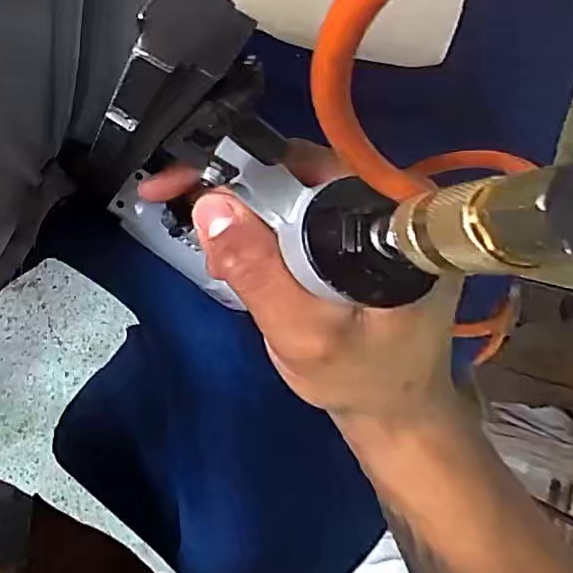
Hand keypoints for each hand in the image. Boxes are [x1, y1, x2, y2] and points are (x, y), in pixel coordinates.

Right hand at [139, 142, 463, 427]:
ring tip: (218, 260)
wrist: (392, 407)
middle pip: (286, 167)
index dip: (234, 171)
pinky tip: (239, 259)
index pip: (301, 165)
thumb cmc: (360, 378)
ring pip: (280, 185)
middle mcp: (380, 198)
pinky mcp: (343, 227)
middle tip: (198, 235)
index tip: (180, 186)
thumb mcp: (303, 332)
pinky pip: (286, 207)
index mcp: (388, 212)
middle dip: (229, 195)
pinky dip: (251, 227)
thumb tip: (210, 205)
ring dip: (236, 214)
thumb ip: (258, 272)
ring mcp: (361, 212)